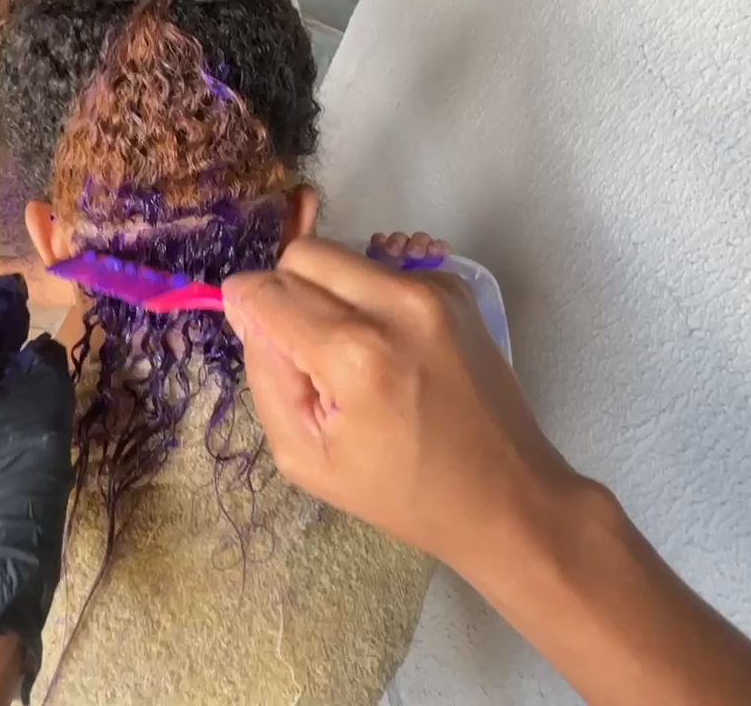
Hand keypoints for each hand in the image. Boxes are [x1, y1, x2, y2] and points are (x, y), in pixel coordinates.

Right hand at [223, 237, 576, 567]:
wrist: (507, 496)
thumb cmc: (400, 491)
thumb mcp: (305, 456)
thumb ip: (264, 374)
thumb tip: (249, 311)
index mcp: (354, 355)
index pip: (268, 292)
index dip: (244, 305)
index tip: (248, 328)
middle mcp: (395, 304)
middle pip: (302, 254)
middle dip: (283, 289)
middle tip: (298, 343)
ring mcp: (431, 289)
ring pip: (340, 254)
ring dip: (324, 290)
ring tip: (345, 348)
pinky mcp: (454, 286)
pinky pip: (378, 269)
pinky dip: (364, 296)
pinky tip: (384, 344)